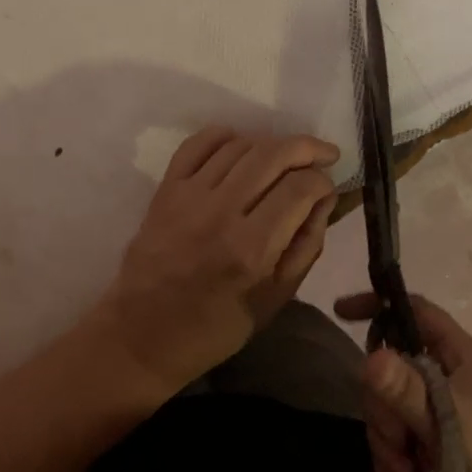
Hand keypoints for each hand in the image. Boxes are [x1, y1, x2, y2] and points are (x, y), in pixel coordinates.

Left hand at [93, 127, 338, 393]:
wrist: (143, 335)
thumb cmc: (216, 327)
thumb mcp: (276, 300)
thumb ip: (306, 245)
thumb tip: (324, 198)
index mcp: (252, 248)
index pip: (300, 189)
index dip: (323, 182)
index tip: (328, 188)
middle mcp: (221, 212)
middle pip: (273, 155)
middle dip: (306, 148)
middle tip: (323, 153)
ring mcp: (190, 196)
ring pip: (240, 145)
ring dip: (271, 144)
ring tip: (284, 157)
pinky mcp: (166, 188)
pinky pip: (198, 143)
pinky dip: (224, 136)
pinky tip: (240, 145)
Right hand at [334, 292, 471, 471]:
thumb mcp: (447, 424)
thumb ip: (408, 391)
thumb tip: (371, 357)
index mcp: (460, 358)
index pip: (415, 311)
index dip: (379, 305)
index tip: (341, 313)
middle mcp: (445, 379)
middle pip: (390, 365)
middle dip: (385, 406)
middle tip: (398, 438)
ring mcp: (434, 413)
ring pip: (385, 406)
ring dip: (388, 441)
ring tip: (408, 470)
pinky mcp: (425, 444)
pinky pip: (389, 438)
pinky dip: (392, 460)